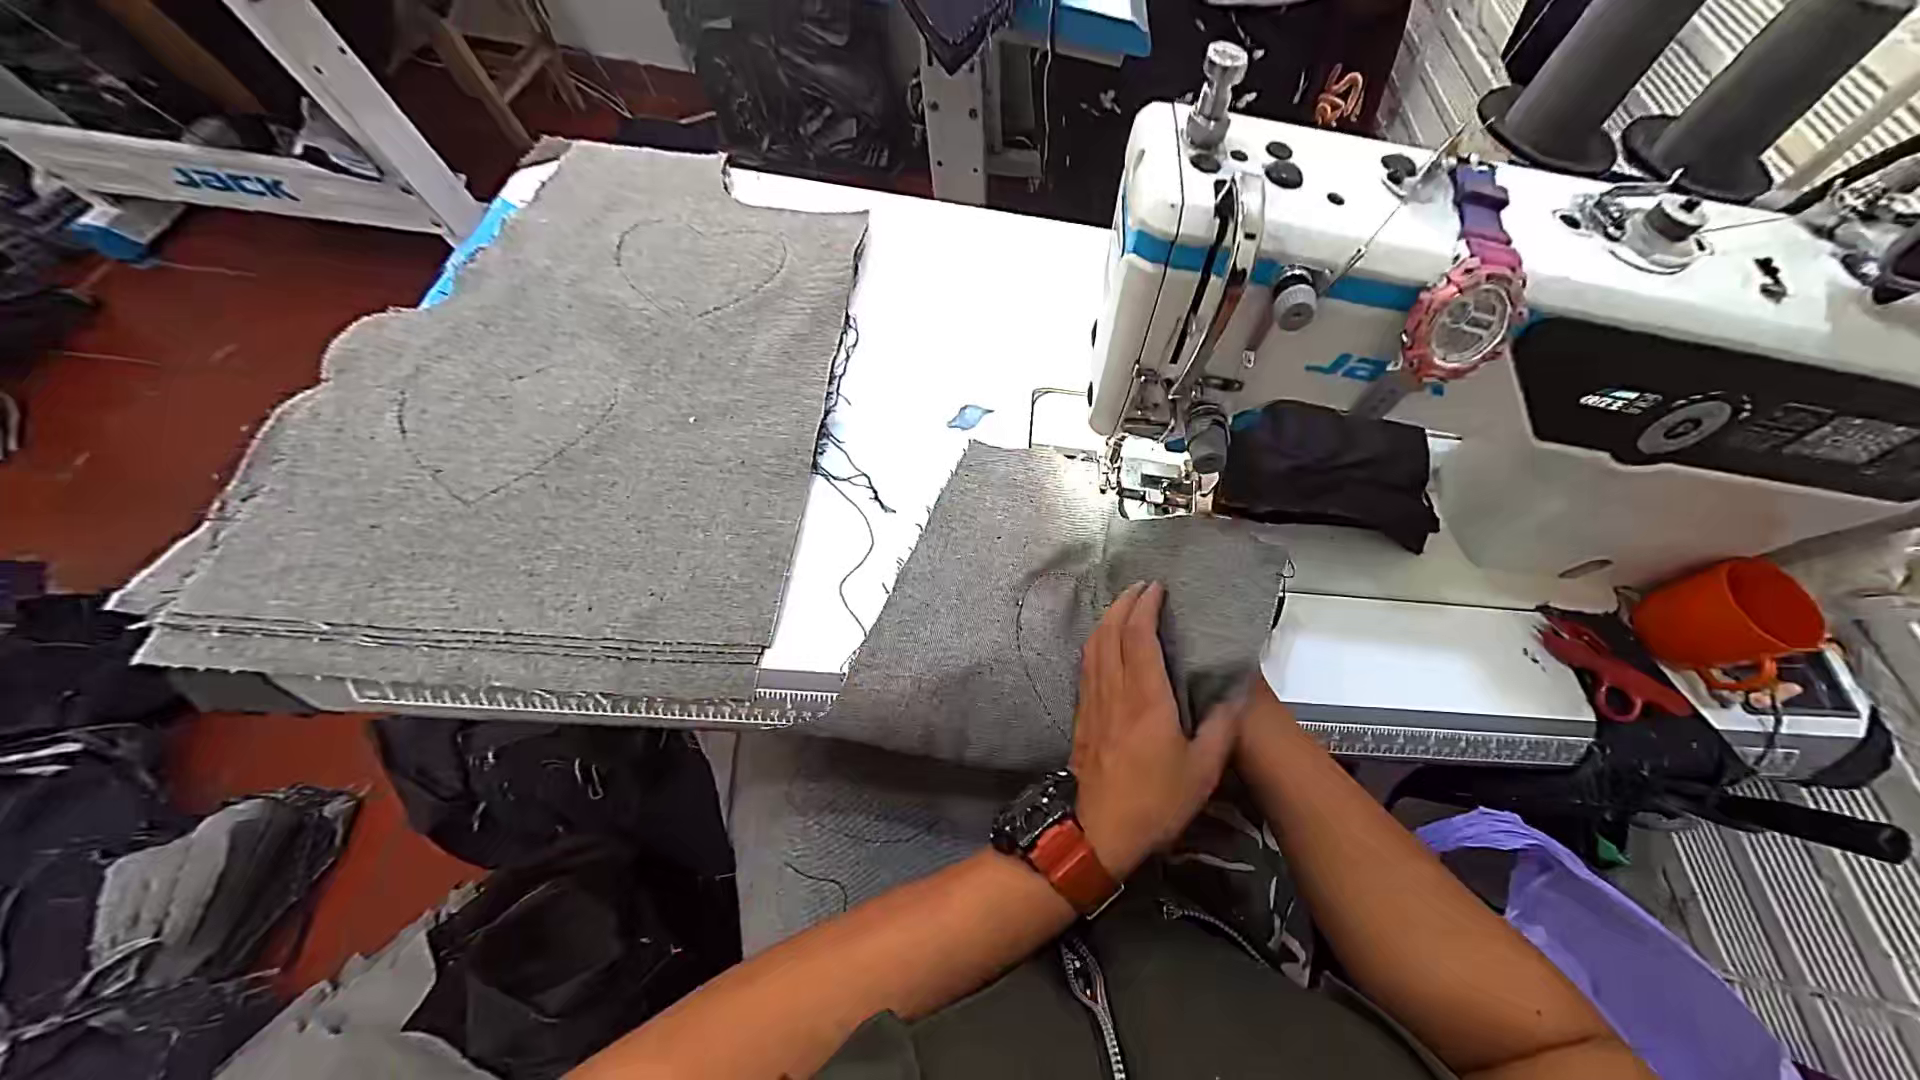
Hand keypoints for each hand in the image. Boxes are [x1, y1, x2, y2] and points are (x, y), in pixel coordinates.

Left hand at [1070, 581, 1241, 877]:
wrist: (1098, 828)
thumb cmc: (1154, 801)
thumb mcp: (1202, 770)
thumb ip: (1220, 729)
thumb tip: (1233, 697)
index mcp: (1145, 697)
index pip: (1140, 636)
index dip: (1146, 606)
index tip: (1157, 588)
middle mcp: (1115, 689)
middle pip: (1111, 631)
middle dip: (1124, 603)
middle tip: (1140, 587)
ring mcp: (1093, 699)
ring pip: (1094, 645)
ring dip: (1107, 618)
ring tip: (1123, 606)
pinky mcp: (1083, 712)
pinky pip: (1087, 664)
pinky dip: (1096, 642)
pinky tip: (1104, 643)